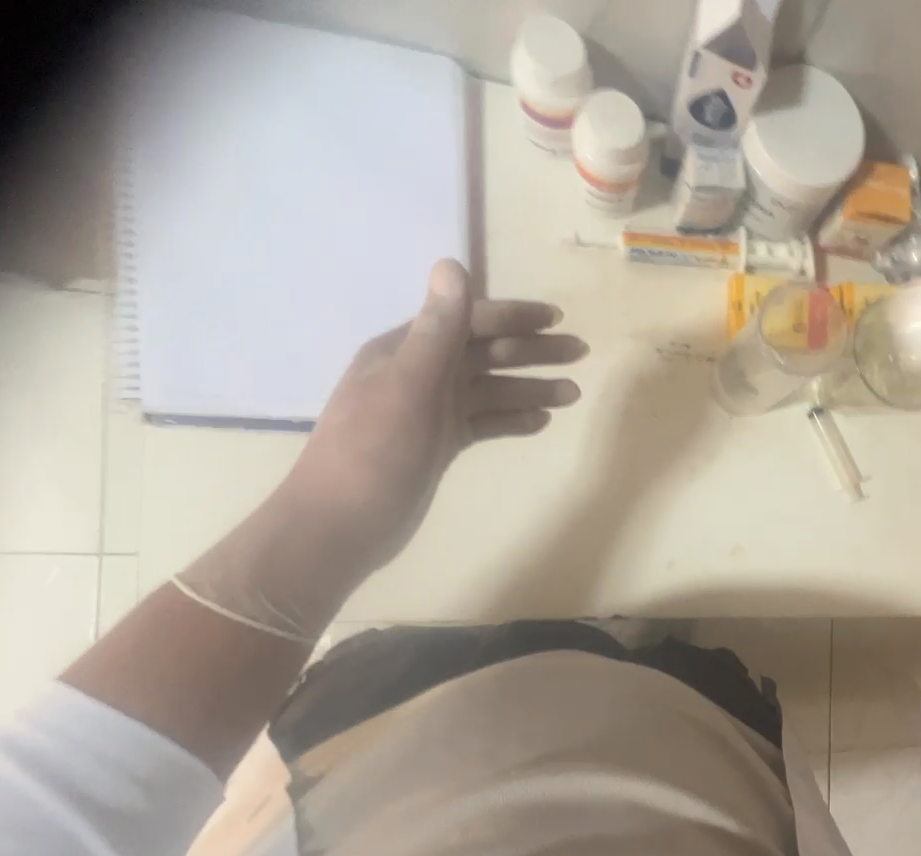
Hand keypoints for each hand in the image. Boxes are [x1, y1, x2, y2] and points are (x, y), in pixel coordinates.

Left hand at [279, 259, 585, 576]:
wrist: (340, 526)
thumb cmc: (371, 454)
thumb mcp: (406, 388)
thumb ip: (436, 331)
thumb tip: (453, 265)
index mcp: (404, 352)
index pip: (466, 321)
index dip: (511, 317)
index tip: (556, 319)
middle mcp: (419, 375)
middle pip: (485, 354)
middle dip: (532, 352)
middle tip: (580, 354)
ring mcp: (430, 412)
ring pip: (491, 391)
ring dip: (531, 388)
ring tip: (574, 394)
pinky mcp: (440, 445)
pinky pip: (485, 423)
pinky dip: (513, 420)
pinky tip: (542, 423)